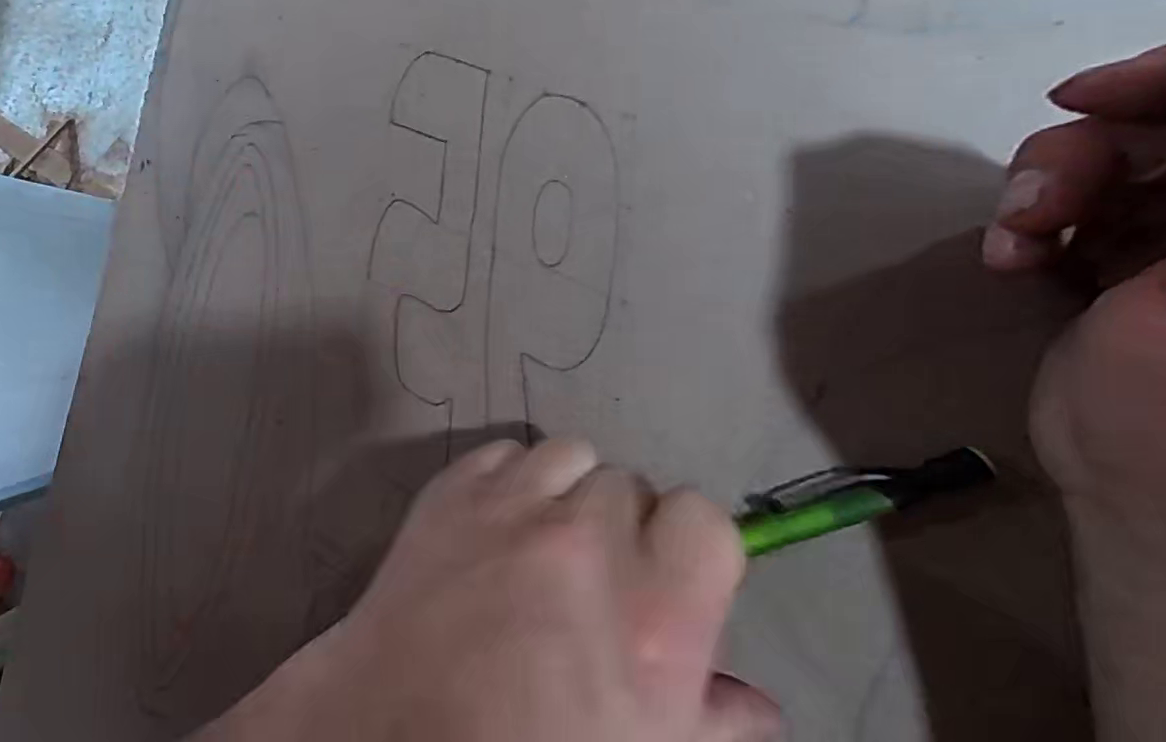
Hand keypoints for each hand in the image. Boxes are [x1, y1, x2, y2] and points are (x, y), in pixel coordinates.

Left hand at [196, 438, 778, 741]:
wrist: (407, 728)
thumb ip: (712, 718)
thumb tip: (757, 703)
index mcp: (655, 608)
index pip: (703, 518)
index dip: (687, 544)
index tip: (665, 570)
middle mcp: (585, 537)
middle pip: (626, 482)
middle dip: (618, 521)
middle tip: (592, 569)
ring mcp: (510, 502)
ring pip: (565, 454)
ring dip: (565, 488)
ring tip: (543, 535)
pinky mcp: (451, 487)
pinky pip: (501, 452)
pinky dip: (507, 476)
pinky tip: (494, 519)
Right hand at [984, 29, 1165, 741]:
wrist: (1159, 509)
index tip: (1088, 98)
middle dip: (1085, 154)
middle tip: (1035, 205)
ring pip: (1117, 164)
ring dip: (1044, 194)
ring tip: (1014, 243)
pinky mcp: (1141, 264)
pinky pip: (1079, 210)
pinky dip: (1035, 224)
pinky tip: (1017, 257)